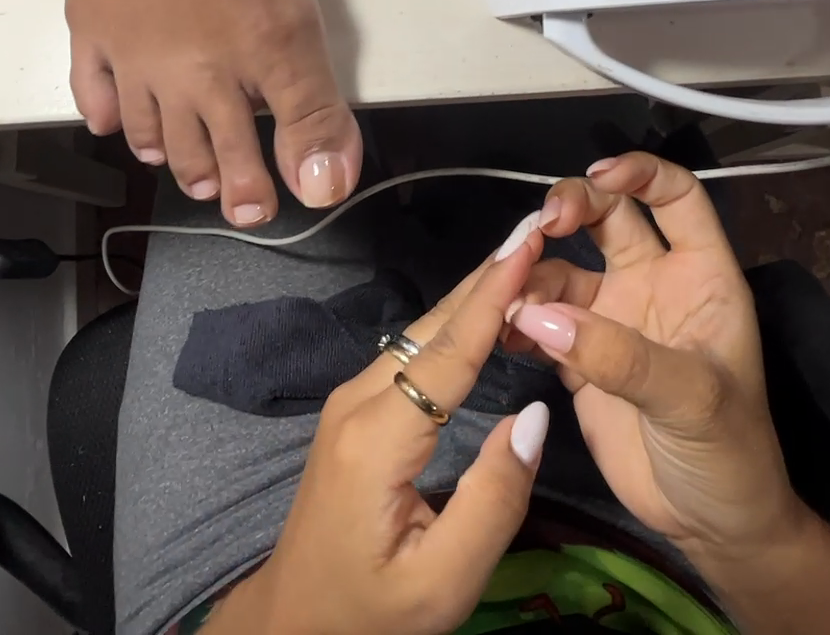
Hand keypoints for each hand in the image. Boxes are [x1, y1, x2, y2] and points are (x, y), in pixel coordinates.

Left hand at [210, 220, 552, 633]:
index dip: (492, 296)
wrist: (294, 617)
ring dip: (473, 294)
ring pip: (421, 333)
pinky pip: (413, 352)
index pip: (448, 352)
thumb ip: (494, 499)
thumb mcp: (443, 580)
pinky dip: (457, 324)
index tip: (526, 243)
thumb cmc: (370, 609)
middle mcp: (359, 399)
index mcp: (377, 436)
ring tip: (523, 261)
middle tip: (536, 232)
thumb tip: (536, 415)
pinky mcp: (357, 405)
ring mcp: (352, 397)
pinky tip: (485, 313)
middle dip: (486, 276)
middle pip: (432, 327)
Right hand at [509, 153, 810, 566]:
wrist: (709, 526)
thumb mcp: (692, 400)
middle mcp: (652, 283)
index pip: (677, 198)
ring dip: (534, 272)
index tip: (600, 173)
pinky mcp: (578, 355)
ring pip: (563, 266)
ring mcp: (612, 317)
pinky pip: (540, 317)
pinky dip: (518, 317)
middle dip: (572, 207)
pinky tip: (504, 329)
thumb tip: (538, 314)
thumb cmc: (730, 454)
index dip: (642, 174)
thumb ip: (619, 355)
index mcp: (699, 277)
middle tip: (540, 225)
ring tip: (512, 301)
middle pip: (608, 217)